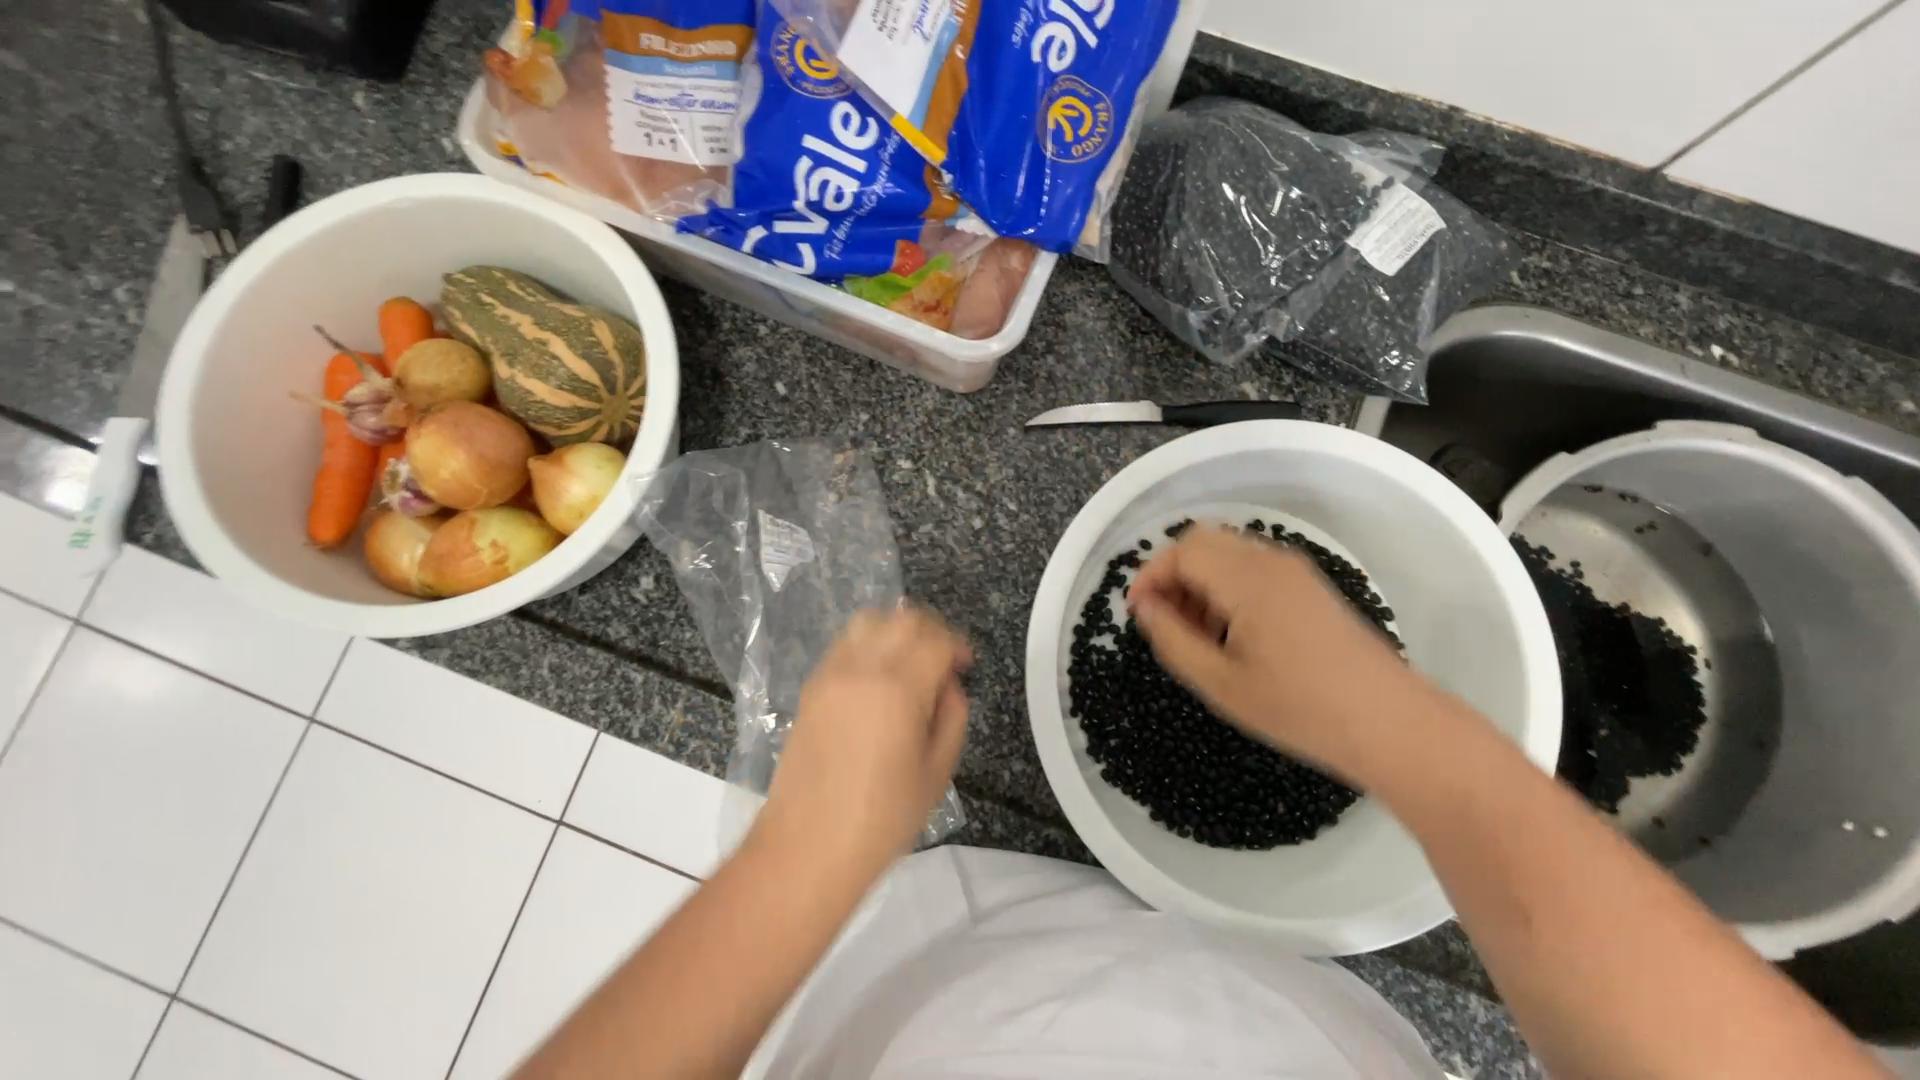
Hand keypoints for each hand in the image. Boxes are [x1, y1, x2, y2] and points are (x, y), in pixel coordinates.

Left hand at [754, 606, 972, 874]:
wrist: (808, 846)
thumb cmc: (882, 818)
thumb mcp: (937, 773)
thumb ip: (952, 716)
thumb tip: (948, 686)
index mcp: (899, 688)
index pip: (935, 639)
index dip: (957, 646)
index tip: (965, 666)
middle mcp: (861, 669)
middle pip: (902, 619)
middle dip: (930, 631)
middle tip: (943, 662)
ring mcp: (830, 676)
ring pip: (867, 622)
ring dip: (895, 632)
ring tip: (908, 665)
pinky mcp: (810, 690)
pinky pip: (843, 646)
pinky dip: (867, 647)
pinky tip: (877, 682)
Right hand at [1129, 527, 1449, 779]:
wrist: (1390, 723)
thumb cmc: (1300, 709)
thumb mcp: (1221, 682)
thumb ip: (1173, 639)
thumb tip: (1145, 608)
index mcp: (1248, 579)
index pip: (1183, 550)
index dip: (1150, 575)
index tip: (1137, 614)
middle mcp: (1272, 561)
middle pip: (1204, 542)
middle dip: (1172, 575)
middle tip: (1162, 622)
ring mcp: (1295, 572)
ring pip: (1229, 553)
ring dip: (1199, 582)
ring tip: (1194, 634)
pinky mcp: (1310, 587)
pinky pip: (1253, 569)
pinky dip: (1227, 587)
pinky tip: (1230, 634)